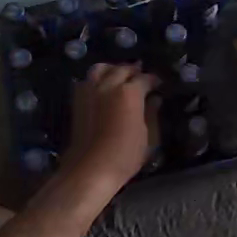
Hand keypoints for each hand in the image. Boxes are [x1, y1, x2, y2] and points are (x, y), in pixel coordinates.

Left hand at [64, 64, 158, 189]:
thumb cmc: (126, 154)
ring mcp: (90, 90)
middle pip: (121, 69)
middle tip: (141, 75)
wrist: (91, 167)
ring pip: (100, 68)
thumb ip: (151, 113)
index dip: (153, 80)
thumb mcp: (148, 136)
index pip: (144, 78)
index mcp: (129, 92)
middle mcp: (108, 85)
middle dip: (133, 70)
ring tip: (119, 75)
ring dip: (112, 69)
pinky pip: (87, 80)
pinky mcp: (77, 100)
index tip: (159, 84)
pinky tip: (102, 87)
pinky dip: (97, 78)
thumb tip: (155, 99)